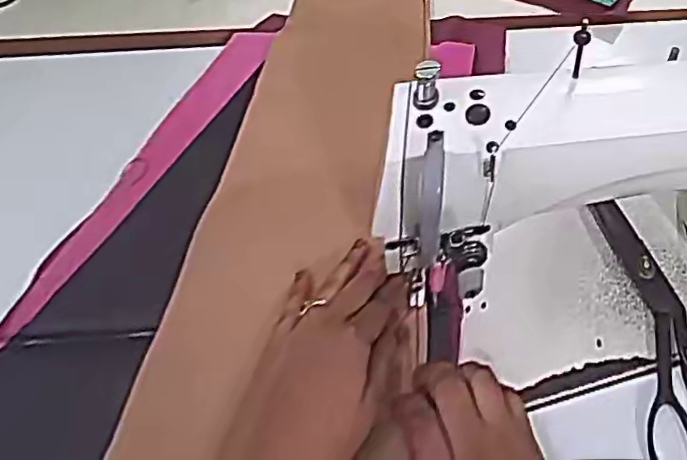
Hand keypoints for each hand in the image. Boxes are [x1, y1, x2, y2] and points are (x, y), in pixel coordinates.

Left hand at [220, 239, 413, 459]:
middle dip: (377, 267)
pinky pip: (293, 304)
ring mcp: (302, 329)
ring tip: (361, 247)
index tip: (408, 277)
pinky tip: (306, 274)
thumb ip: (386, 359)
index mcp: (355, 339)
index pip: (384, 303)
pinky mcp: (279, 340)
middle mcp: (329, 325)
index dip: (398, 289)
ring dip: (348, 264)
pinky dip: (301, 287)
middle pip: (359, 286)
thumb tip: (400, 327)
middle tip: (389, 252)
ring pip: (332, 285)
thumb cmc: (324, 441)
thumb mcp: (370, 405)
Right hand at [380, 363, 542, 459]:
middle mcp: (477, 447)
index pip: (416, 420)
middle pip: (449, 386)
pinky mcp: (530, 434)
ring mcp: (507, 435)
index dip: (402, 405)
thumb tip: (413, 451)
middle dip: (431, 376)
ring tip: (451, 380)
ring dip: (463, 375)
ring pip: (482, 379)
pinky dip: (494, 389)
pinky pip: (508, 395)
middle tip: (420, 381)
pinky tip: (486, 396)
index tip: (398, 403)